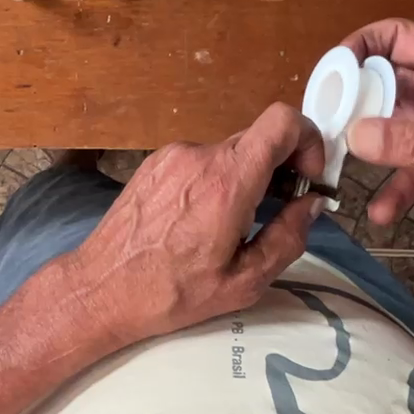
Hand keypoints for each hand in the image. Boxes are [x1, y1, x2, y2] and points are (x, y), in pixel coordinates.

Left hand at [64, 103, 326, 346]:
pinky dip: (213, 181)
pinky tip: (199, 220)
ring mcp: (172, 155)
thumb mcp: (244, 281)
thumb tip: (312, 204)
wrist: (101, 288)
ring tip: (232, 224)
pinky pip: (199, 161)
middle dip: (280, 168)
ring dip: (244, 178)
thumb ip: (288, 237)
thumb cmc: (172, 293)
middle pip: (258, 139)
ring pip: (229, 153)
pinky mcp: (154, 163)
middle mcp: (199, 155)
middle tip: (278, 208)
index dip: (308, 141)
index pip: (283, 121)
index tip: (306, 179)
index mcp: (227, 181)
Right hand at [339, 19, 413, 254]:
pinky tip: (381, 214)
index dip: (363, 44)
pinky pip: (402, 172)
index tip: (331, 72)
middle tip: (323, 124)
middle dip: (352, 100)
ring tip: (336, 166)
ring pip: (386, 128)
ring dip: (363, 147)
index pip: (401, 38)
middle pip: (383, 82)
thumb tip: (356, 134)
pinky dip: (389, 191)